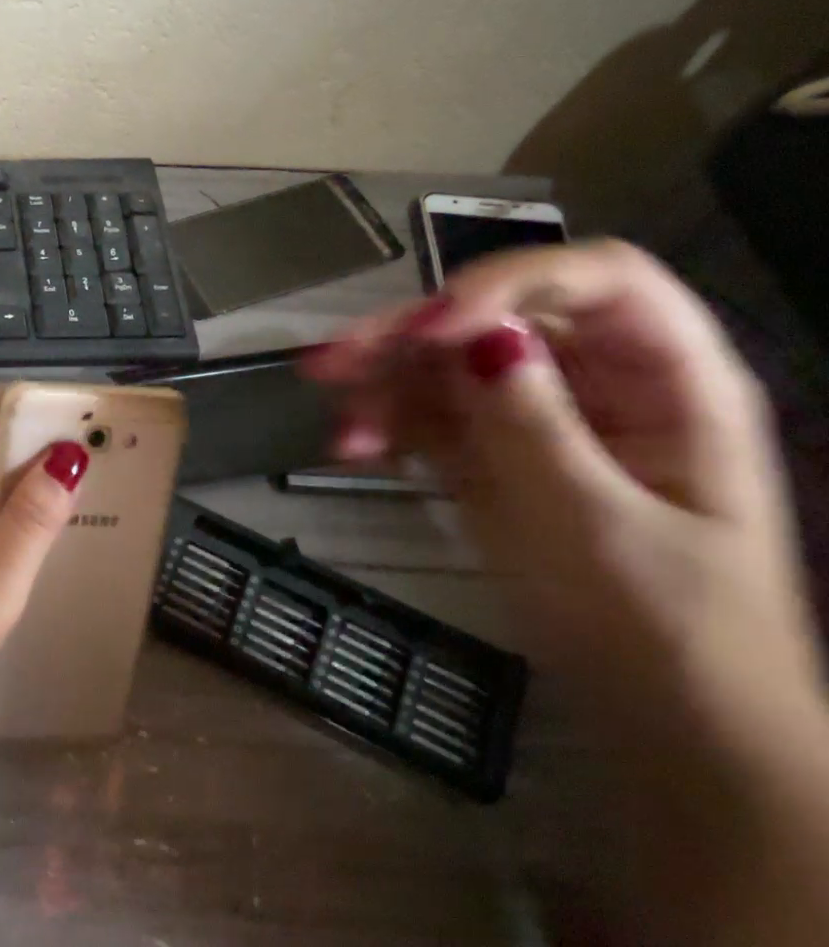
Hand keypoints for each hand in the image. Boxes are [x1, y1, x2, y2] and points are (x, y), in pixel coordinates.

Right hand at [305, 241, 817, 727]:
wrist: (669, 716)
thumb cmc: (664, 626)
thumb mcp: (598, 526)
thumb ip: (537, 427)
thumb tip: (482, 339)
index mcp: (669, 383)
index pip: (597, 283)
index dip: (510, 285)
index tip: (430, 332)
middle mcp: (600, 385)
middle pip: (499, 319)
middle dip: (412, 335)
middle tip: (331, 363)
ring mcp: (541, 422)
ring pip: (449, 368)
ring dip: (384, 387)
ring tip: (340, 431)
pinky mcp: (493, 460)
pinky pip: (430, 419)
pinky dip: (387, 426)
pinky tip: (354, 451)